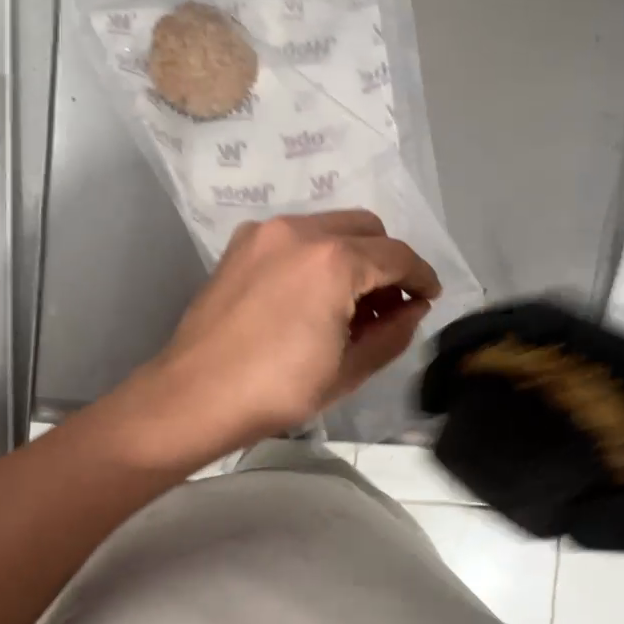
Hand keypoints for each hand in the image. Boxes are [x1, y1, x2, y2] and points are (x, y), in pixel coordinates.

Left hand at [136, 211, 441, 458]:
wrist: (194, 395)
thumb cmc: (276, 391)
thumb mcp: (347, 370)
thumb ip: (392, 333)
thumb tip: (412, 309)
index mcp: (333, 260)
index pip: (397, 256)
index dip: (421, 277)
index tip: (428, 298)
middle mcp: (300, 231)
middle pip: (366, 229)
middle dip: (387, 261)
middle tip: (388, 305)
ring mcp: (264, 234)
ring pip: (329, 227)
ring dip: (351, 255)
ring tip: (349, 303)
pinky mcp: (239, 246)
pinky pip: (294, 237)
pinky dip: (315, 255)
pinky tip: (310, 296)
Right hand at [421, 301, 623, 572]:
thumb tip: (567, 526)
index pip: (553, 321)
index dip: (492, 328)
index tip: (446, 359)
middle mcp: (615, 367)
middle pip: (528, 335)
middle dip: (469, 354)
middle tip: (429, 399)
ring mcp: (608, 392)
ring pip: (529, 363)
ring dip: (479, 378)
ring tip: (443, 416)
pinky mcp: (603, 421)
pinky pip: (541, 397)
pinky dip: (502, 407)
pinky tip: (485, 442)